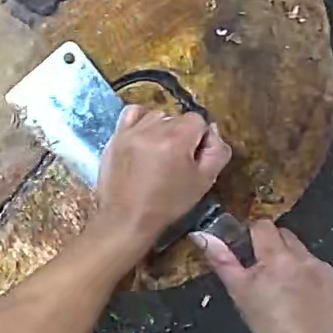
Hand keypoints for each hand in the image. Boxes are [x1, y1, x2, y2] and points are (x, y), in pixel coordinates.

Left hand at [92, 105, 231, 246]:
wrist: (126, 218)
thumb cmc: (168, 204)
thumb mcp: (204, 181)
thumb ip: (217, 151)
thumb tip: (212, 130)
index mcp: (176, 139)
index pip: (198, 120)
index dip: (200, 138)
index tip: (194, 158)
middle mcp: (151, 129)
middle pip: (176, 118)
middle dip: (181, 135)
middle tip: (176, 160)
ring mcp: (130, 131)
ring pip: (155, 116)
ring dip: (161, 129)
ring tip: (158, 153)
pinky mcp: (115, 137)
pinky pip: (131, 114)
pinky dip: (140, 120)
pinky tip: (143, 136)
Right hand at [195, 221, 332, 332]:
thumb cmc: (272, 327)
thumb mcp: (240, 293)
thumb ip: (221, 260)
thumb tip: (201, 234)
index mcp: (277, 256)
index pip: (262, 225)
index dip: (250, 233)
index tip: (244, 248)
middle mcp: (304, 257)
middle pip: (283, 235)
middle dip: (271, 246)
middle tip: (260, 270)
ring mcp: (325, 270)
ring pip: (302, 253)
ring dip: (290, 261)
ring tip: (283, 289)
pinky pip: (319, 269)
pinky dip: (309, 277)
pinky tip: (304, 299)